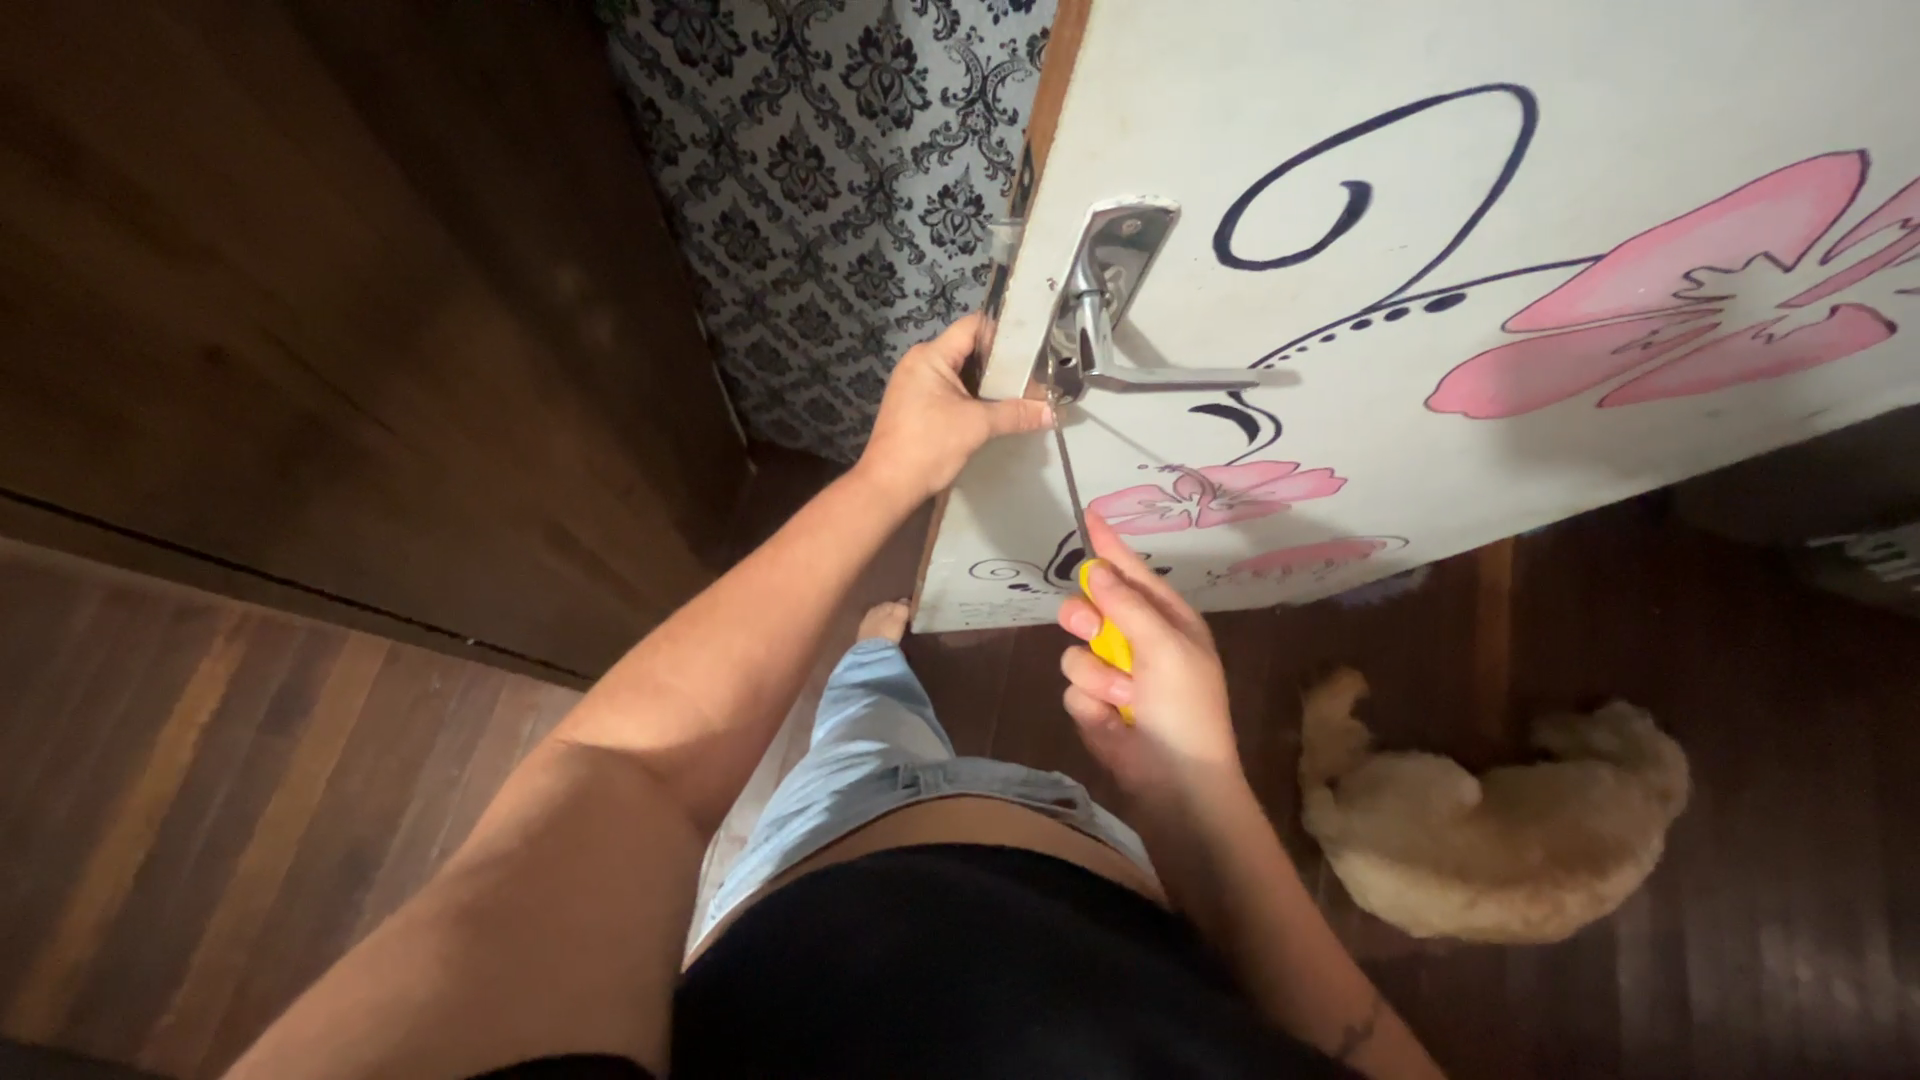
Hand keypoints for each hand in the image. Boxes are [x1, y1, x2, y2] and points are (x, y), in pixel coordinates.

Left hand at [855, 314, 1051, 502]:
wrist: (888, 486)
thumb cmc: (928, 446)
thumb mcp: (976, 426)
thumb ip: (1015, 414)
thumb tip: (1054, 413)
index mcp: (930, 356)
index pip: (972, 327)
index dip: (1003, 334)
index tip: (1032, 349)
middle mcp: (920, 363)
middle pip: (968, 350)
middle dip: (1001, 364)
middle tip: (1034, 376)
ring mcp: (915, 385)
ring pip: (961, 374)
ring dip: (988, 385)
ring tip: (1021, 394)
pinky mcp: (916, 407)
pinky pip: (951, 392)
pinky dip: (973, 399)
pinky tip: (996, 412)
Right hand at [1057, 514, 1244, 805]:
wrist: (1177, 780)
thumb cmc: (1186, 707)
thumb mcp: (1166, 648)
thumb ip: (1128, 606)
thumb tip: (1098, 570)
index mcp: (1167, 621)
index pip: (1132, 574)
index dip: (1110, 547)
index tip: (1089, 515)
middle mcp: (1136, 641)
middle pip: (1090, 606)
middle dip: (1085, 617)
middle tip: (1089, 628)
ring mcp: (1111, 674)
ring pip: (1074, 649)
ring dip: (1097, 674)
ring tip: (1123, 696)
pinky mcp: (1092, 704)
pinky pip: (1071, 687)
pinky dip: (1091, 702)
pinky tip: (1112, 720)